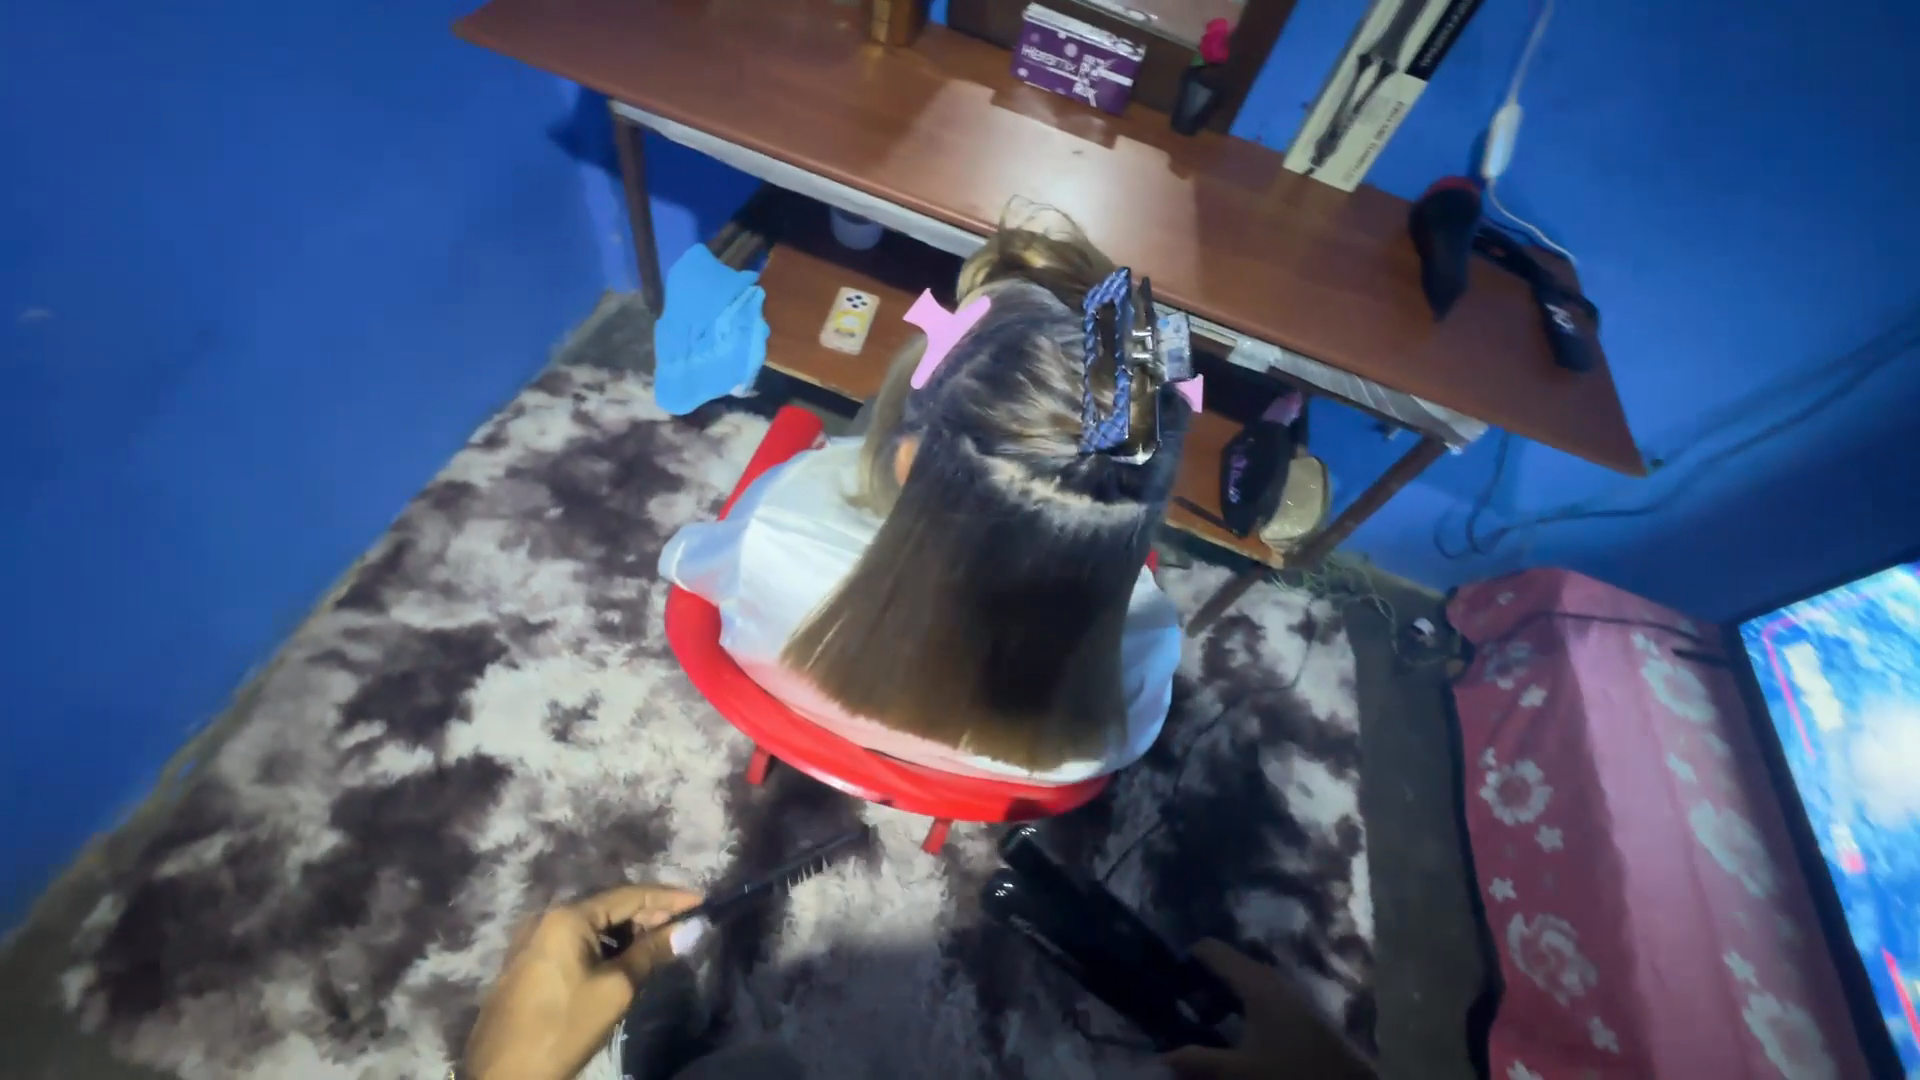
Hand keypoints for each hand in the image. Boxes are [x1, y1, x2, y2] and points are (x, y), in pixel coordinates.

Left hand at [463, 884, 704, 1079]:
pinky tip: (622, 961)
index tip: (701, 903)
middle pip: (610, 905)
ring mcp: (531, 940)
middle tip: (682, 926)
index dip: (670, 898)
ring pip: (593, 924)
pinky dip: (603, 945)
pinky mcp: (525, 964)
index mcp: (568, 916)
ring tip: (657, 945)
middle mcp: (547, 917)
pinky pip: (574, 941)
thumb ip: (654, 951)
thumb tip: (691, 928)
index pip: (631, 894)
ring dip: (627, 931)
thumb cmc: (563, 1030)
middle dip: (649, 914)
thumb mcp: (617, 989)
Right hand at [1163, 940, 1373, 1079]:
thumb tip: (1162, 1057)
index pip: (1211, 949)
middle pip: (1227, 962)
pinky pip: (1260, 992)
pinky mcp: (1300, 1009)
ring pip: (1245, 977)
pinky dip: (1241, 1002)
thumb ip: (1199, 1062)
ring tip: (1203, 1017)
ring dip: (1222, 992)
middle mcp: (1270, 977)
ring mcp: (1289, 992)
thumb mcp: (1242, 1075)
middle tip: (1182, 1002)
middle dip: (1202, 978)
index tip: (1168, 980)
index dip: (1186, 958)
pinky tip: (1236, 1029)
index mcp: (1254, 982)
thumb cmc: (1294, 1077)